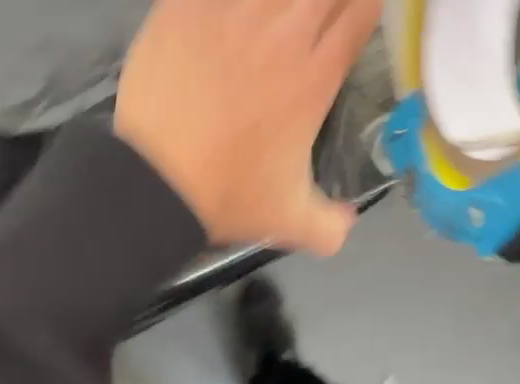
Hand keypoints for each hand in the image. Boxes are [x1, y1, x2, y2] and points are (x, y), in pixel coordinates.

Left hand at [114, 0, 381, 256]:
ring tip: (271, 21)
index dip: (364, 9)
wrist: (156, 183)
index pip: (361, 11)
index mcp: (315, 77)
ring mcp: (234, 10)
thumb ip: (331, 225)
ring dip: (279, 3)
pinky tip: (228, 16)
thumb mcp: (291, 221)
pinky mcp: (188, 4)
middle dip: (326, 2)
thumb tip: (348, 222)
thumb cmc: (226, 198)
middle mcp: (283, 32)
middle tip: (310, 22)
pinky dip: (226, 2)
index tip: (351, 21)